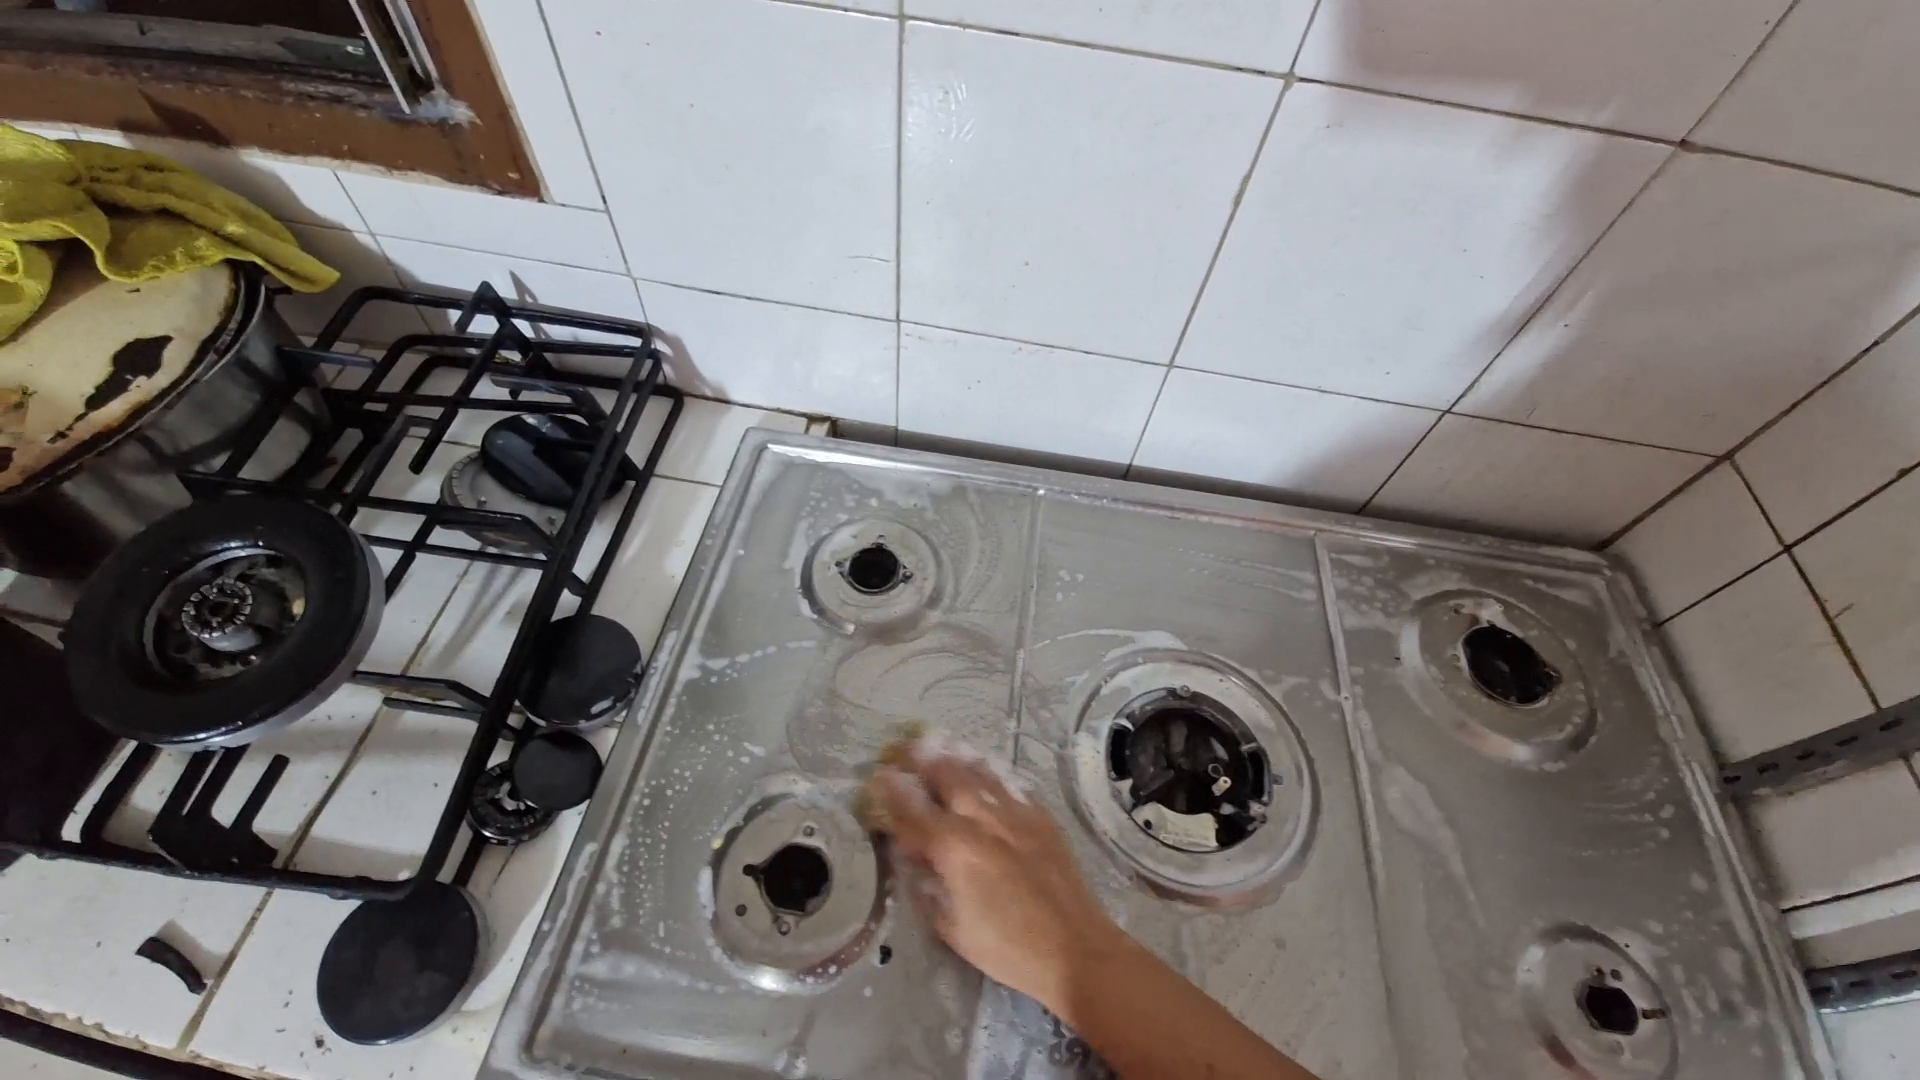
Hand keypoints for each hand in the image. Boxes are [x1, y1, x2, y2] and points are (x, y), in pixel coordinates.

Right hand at [864, 743, 1122, 1010]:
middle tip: (902, 747)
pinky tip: (981, 763)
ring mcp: (1016, 812)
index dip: (892, 791)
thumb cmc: (1008, 948)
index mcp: (956, 848)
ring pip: (979, 769)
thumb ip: (926, 884)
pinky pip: (1009, 779)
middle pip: (946, 775)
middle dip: (920, 758)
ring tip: (936, 741)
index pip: (913, 811)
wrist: (1075, 947)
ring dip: (953, 754)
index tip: (877, 775)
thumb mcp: (951, 927)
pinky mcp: (1040, 814)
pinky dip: (988, 767)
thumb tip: (911, 854)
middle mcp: (984, 819)